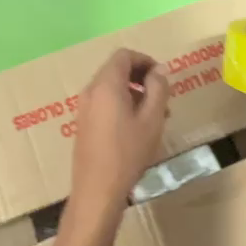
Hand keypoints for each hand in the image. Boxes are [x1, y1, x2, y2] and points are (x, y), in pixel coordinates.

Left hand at [69, 49, 171, 205]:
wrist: (97, 189)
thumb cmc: (128, 153)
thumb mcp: (152, 119)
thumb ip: (158, 89)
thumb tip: (159, 70)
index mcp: (106, 85)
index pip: (124, 56)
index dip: (145, 60)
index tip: (162, 77)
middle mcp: (90, 91)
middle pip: (116, 70)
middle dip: (141, 78)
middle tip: (163, 97)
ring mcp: (83, 108)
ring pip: (111, 88)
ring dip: (134, 94)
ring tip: (156, 116)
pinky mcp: (83, 124)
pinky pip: (103, 103)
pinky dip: (122, 106)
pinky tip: (137, 129)